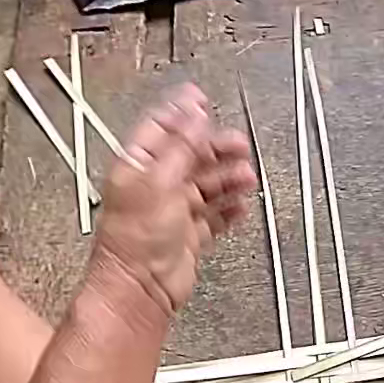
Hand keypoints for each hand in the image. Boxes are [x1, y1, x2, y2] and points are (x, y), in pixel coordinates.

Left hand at [86, 84, 255, 317]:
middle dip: (216, 148)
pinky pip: (216, 215)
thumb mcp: (159, 182)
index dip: (182, 113)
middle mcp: (156, 186)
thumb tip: (194, 114)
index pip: (162, 130)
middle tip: (239, 143)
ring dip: (228, 178)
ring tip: (246, 176)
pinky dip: (230, 209)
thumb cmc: (136, 240)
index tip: (200, 98)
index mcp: (139, 167)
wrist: (143, 284)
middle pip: (191, 157)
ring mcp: (175, 210)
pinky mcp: (192, 233)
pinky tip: (240, 205)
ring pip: (208, 185)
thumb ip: (181, 148)